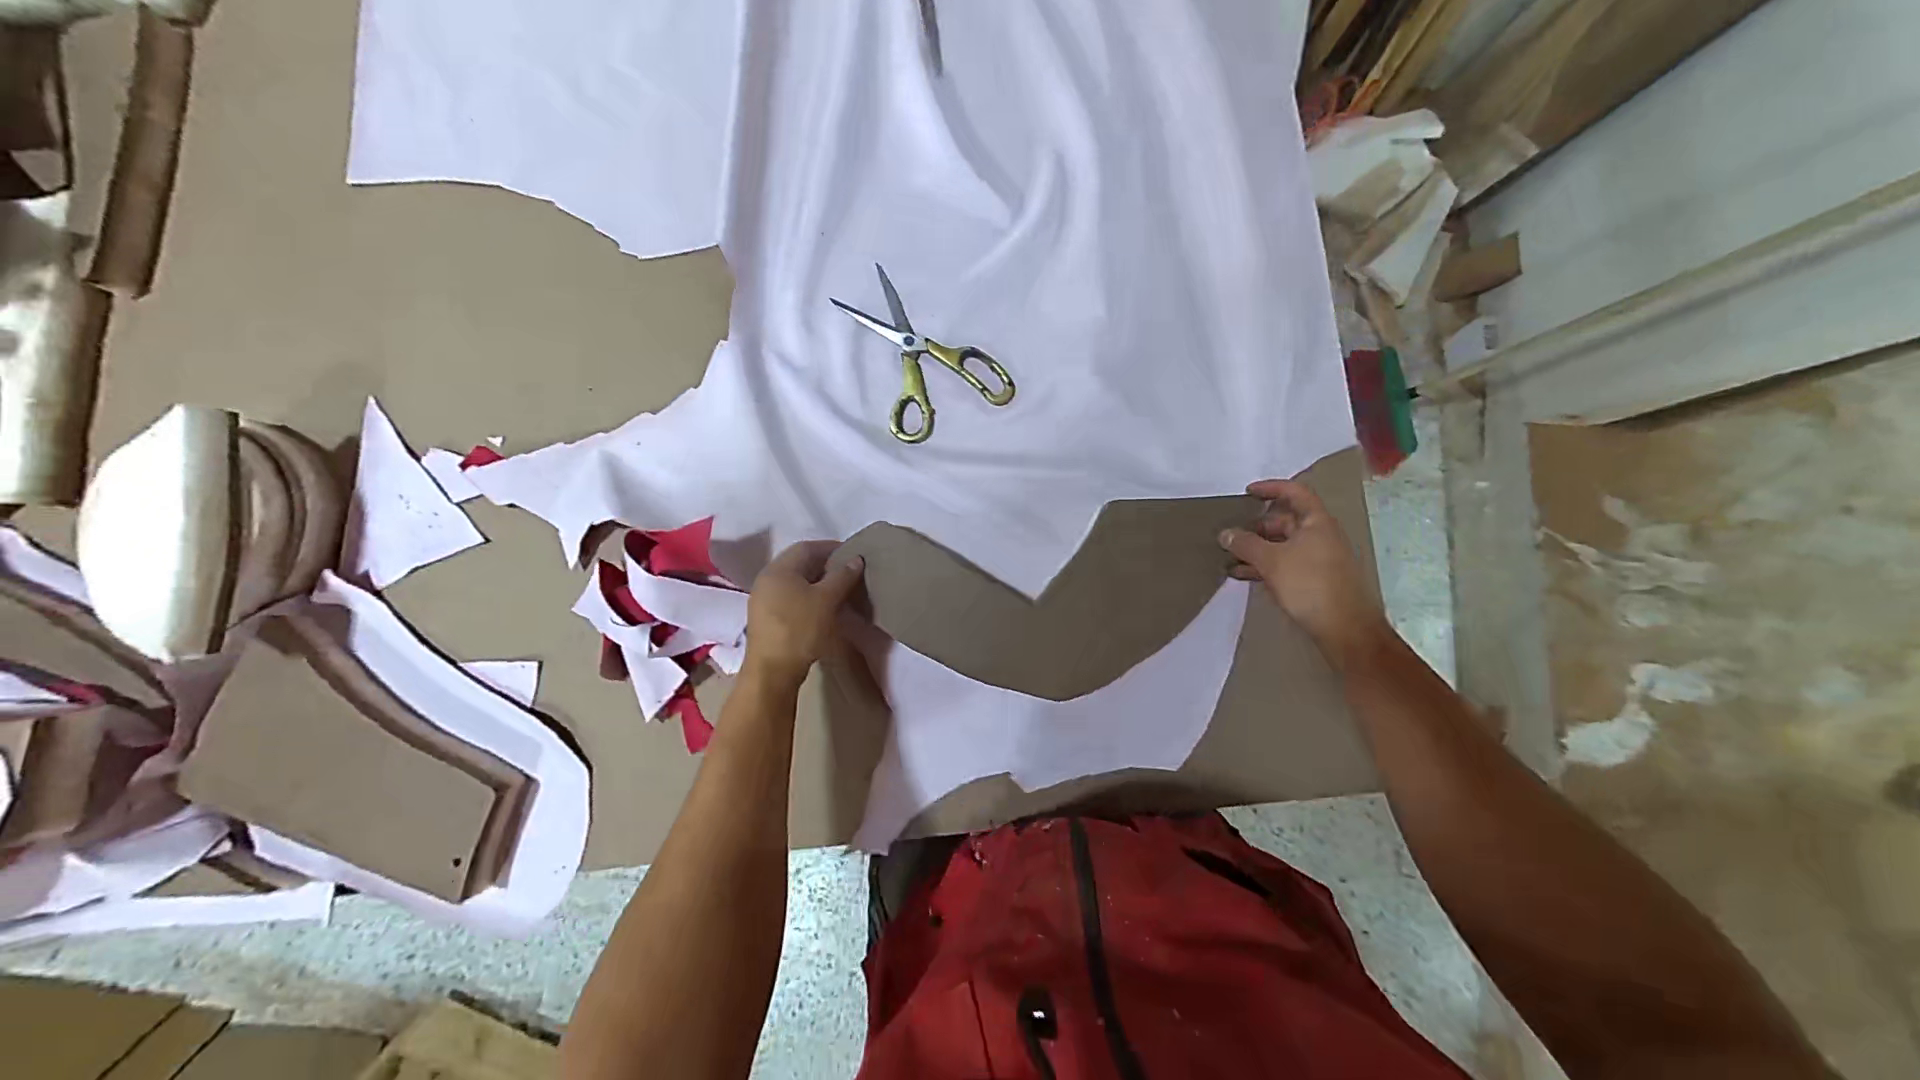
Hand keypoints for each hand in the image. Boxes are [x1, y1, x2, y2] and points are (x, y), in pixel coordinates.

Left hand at [743, 540, 864, 684]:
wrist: (772, 671)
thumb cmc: (800, 629)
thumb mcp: (826, 600)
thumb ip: (842, 576)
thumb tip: (856, 559)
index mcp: (778, 569)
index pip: (807, 547)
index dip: (832, 547)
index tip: (854, 554)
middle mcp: (767, 579)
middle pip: (800, 563)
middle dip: (826, 565)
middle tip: (850, 572)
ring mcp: (764, 599)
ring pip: (796, 582)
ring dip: (818, 582)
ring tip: (841, 590)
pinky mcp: (767, 617)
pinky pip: (791, 597)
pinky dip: (809, 596)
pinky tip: (824, 607)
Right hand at [1220, 478, 1386, 660]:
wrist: (1344, 629)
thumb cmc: (1310, 585)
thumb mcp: (1271, 561)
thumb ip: (1245, 544)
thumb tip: (1225, 533)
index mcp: (1317, 522)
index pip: (1294, 493)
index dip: (1271, 488)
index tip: (1247, 493)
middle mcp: (1320, 536)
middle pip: (1285, 521)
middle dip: (1256, 526)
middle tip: (1232, 533)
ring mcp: (1318, 559)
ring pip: (1282, 546)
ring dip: (1256, 549)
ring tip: (1229, 557)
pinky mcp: (1313, 581)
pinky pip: (1284, 565)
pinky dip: (1264, 566)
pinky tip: (1242, 575)